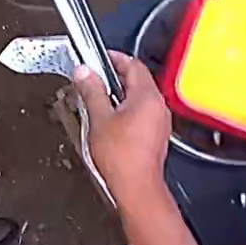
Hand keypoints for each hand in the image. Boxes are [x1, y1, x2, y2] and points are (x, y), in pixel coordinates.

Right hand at [72, 51, 171, 208]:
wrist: (136, 186)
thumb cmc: (122, 157)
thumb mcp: (99, 118)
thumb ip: (92, 91)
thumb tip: (85, 73)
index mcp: (147, 97)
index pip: (133, 64)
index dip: (115, 58)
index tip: (101, 58)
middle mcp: (158, 106)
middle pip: (138, 80)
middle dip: (115, 76)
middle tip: (95, 78)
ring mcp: (159, 121)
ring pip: (139, 97)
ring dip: (120, 94)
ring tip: (99, 100)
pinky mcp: (156, 135)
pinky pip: (142, 113)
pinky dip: (126, 110)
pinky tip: (110, 121)